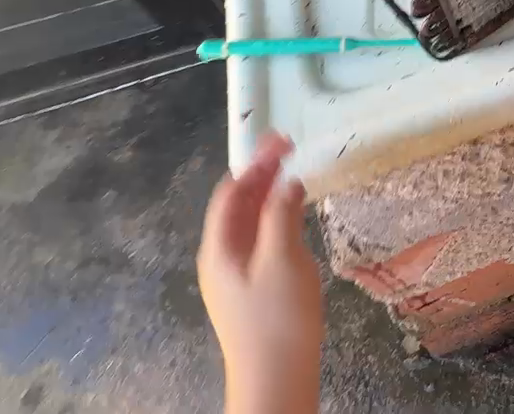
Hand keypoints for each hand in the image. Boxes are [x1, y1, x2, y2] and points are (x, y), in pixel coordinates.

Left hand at [198, 132, 322, 413]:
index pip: (231, 193)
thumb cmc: (276, 316)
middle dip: (262, 171)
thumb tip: (288, 180)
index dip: (255, 162)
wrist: (276, 375)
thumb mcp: (282, 258)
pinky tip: (294, 209)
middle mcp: (221, 256)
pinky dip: (275, 212)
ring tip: (294, 167)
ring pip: (249, 219)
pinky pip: (260, 235)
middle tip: (290, 144)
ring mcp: (236, 272)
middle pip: (238, 204)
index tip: (283, 139)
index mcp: (219, 249)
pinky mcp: (254, 283)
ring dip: (269, 190)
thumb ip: (282, 214)